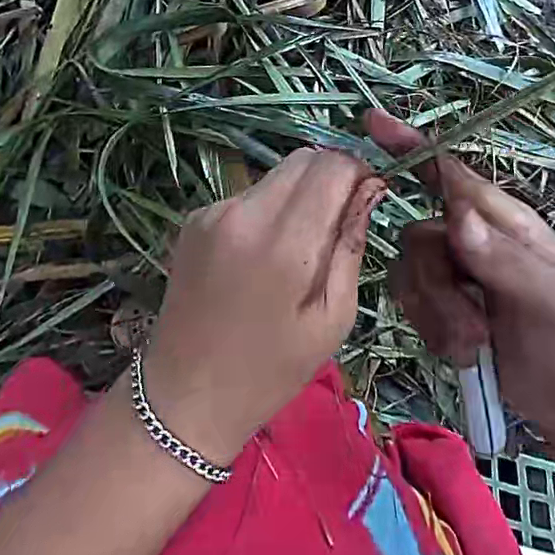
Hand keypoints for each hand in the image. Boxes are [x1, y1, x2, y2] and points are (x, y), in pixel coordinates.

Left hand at [141, 147, 385, 464]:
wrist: (184, 396)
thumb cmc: (271, 369)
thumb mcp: (333, 318)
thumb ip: (351, 243)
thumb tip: (370, 187)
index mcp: (285, 243)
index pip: (332, 166)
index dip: (358, 172)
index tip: (367, 197)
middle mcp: (245, 213)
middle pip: (304, 158)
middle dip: (331, 176)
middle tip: (339, 218)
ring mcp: (214, 211)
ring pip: (276, 174)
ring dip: (299, 193)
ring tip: (299, 246)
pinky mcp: (195, 217)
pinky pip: (248, 194)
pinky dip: (268, 209)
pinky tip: (261, 255)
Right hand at [370, 110, 554, 466]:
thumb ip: (505, 259)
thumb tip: (456, 217)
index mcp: (506, 222)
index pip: (451, 174)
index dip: (411, 146)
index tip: (373, 123)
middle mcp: (475, 241)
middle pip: (420, 235)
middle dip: (436, 285)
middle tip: (473, 328)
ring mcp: (458, 278)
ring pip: (412, 273)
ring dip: (437, 315)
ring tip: (477, 347)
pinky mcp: (446, 312)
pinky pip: (412, 305)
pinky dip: (433, 331)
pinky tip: (467, 355)